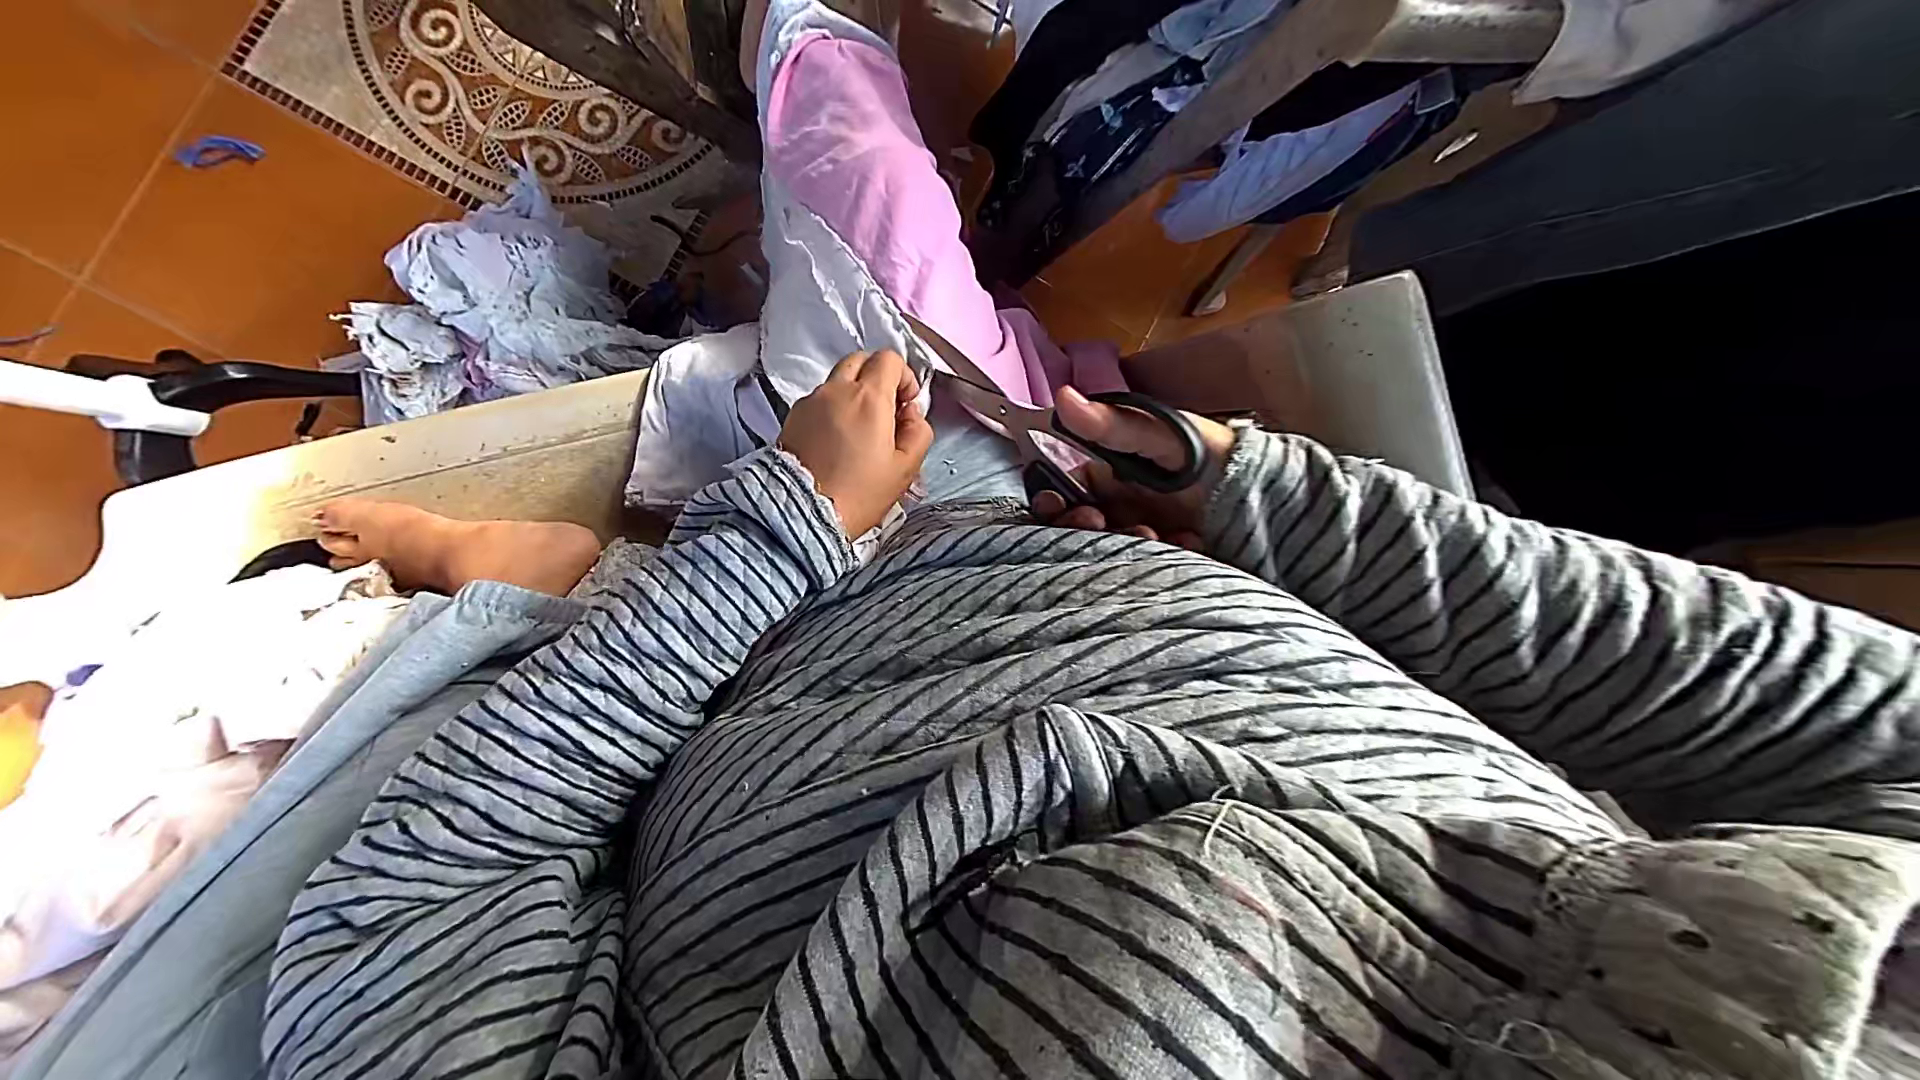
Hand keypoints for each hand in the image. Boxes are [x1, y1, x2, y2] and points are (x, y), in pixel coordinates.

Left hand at [779, 349, 934, 536]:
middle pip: (861, 360)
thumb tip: (912, 414)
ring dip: (854, 394)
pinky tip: (839, 441)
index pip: (890, 359)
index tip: (907, 404)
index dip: (905, 377)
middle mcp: (837, 391)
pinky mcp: (794, 417)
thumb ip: (919, 431)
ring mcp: (811, 402)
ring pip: (839, 380)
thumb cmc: (858, 494)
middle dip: (878, 377)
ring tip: (861, 431)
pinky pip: (820, 400)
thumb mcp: (905, 467)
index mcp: (869, 397)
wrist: (804, 514)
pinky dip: (833, 409)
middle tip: (887, 410)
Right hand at [1031, 386, 1236, 547]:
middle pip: (1076, 526)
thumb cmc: (1211, 453)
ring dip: (1122, 542)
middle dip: (1081, 527)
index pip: (1064, 493)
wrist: (1269, 490)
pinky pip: (1141, 565)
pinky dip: (1158, 556)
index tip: (1056, 506)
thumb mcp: (1160, 434)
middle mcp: (1116, 506)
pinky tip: (1184, 542)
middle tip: (1102, 524)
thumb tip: (1062, 397)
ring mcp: (1136, 533)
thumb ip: (1111, 424)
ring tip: (1155, 533)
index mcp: (1107, 475)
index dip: (1052, 502)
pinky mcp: (1160, 558)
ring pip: (1105, 548)